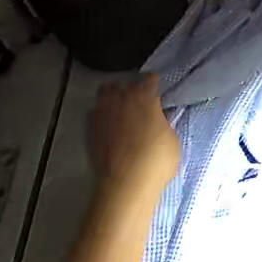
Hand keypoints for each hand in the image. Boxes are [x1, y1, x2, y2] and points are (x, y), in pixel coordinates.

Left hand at [89, 74, 179, 203]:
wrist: (125, 182)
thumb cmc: (155, 162)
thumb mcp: (172, 140)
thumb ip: (164, 123)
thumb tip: (159, 120)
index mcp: (144, 97)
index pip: (149, 80)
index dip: (153, 85)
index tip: (155, 91)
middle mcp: (121, 98)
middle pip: (125, 84)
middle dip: (131, 90)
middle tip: (138, 102)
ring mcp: (102, 111)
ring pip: (105, 92)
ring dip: (113, 96)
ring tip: (119, 108)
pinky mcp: (90, 126)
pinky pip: (95, 111)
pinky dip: (101, 113)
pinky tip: (107, 124)